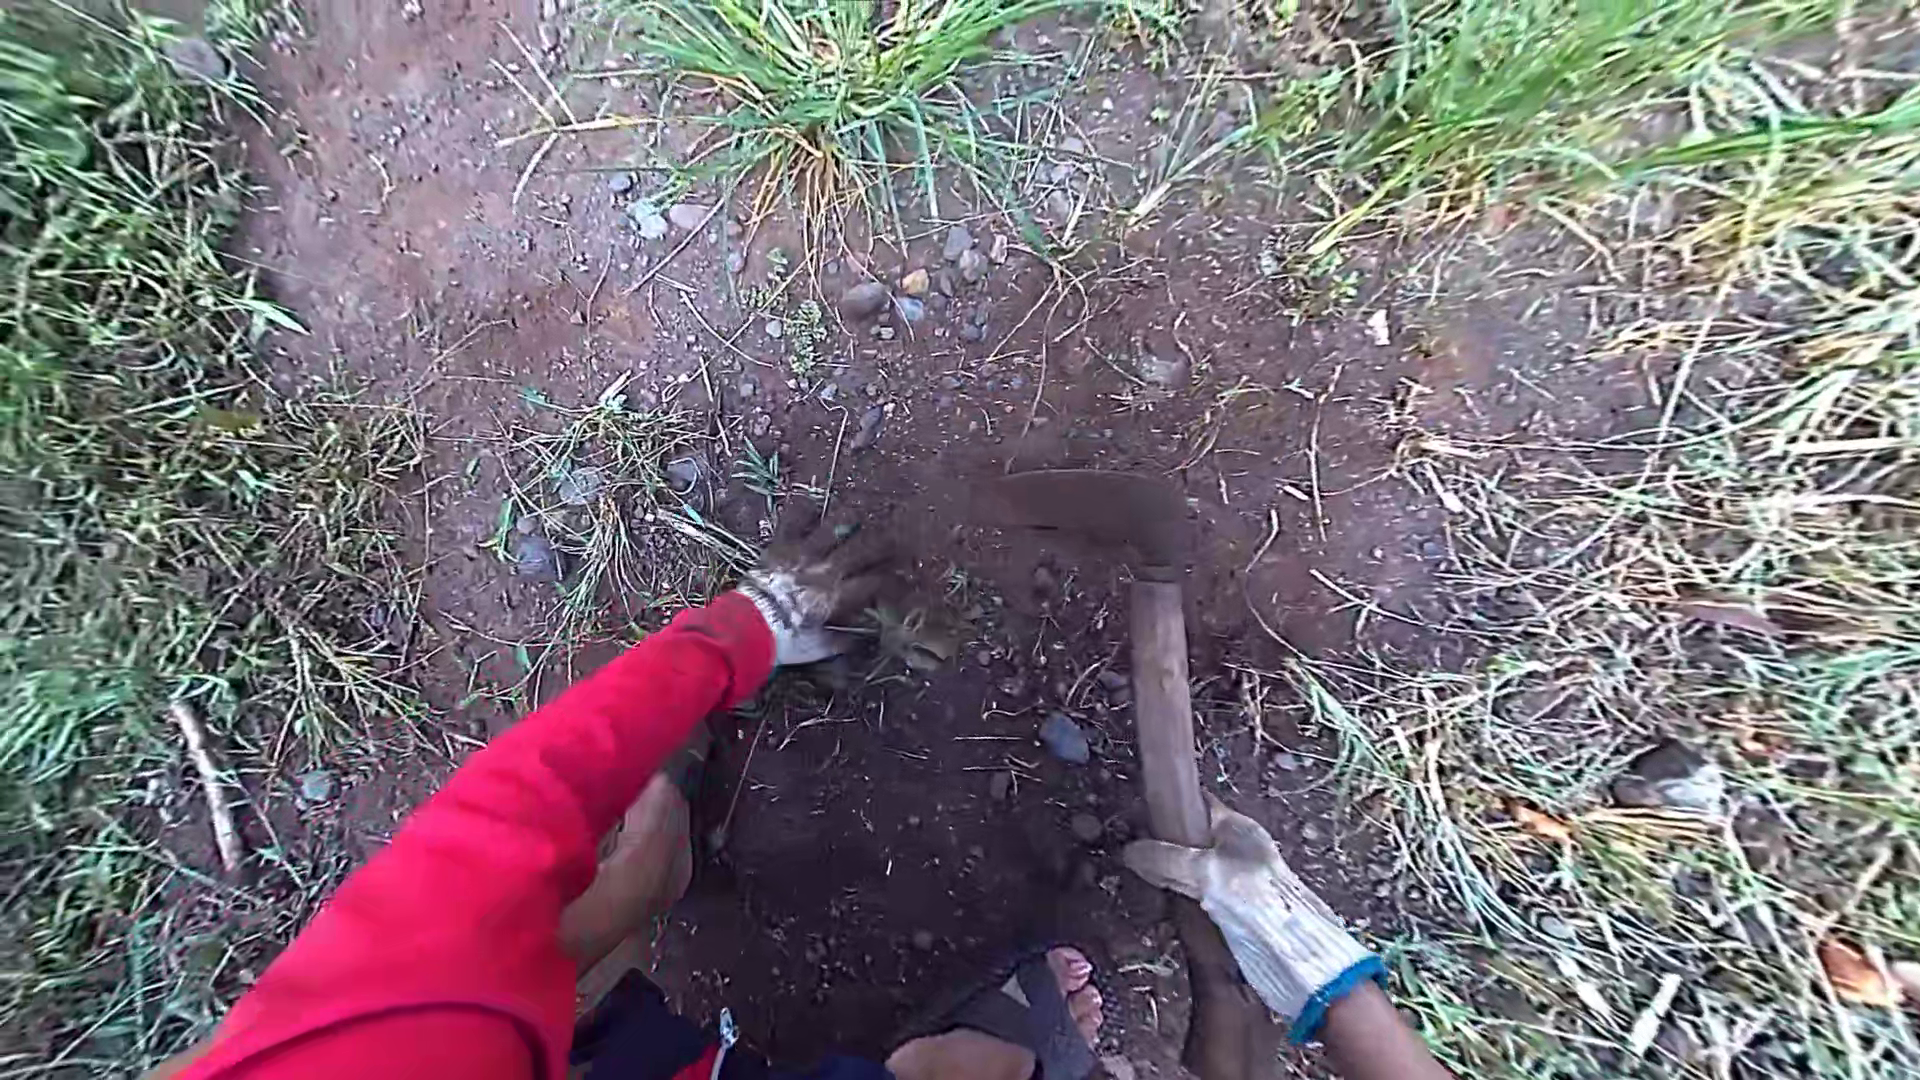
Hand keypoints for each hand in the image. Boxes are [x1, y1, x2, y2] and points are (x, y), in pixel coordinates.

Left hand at [734, 507, 888, 665]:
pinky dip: (806, 511)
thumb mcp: (818, 648)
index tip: (902, 575)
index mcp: (838, 595)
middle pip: (864, 548)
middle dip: (884, 542)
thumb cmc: (784, 642)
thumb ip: (843, 641)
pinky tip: (814, 506)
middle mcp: (826, 569)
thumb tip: (863, 638)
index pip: (874, 581)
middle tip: (896, 535)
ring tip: (861, 512)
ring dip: (851, 519)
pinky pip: (796, 521)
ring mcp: (804, 554)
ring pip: (834, 527)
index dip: (893, 577)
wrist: (744, 628)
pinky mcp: (782, 545)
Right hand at [1123, 794, 1384, 1043]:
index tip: (1143, 810)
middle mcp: (1241, 844)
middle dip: (1168, 843)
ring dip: (1178, 872)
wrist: (1301, 960)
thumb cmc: (1257, 903)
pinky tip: (1177, 906)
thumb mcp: (1202, 873)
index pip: (1195, 799)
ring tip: (1155, 882)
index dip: (1169, 801)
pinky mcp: (1245, 904)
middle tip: (1143, 853)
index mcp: (1236, 824)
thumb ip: (1163, 859)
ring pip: (1198, 864)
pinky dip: (1190, 894)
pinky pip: (1206, 889)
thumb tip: (1129, 851)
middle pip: (1194, 833)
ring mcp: (1244, 875)